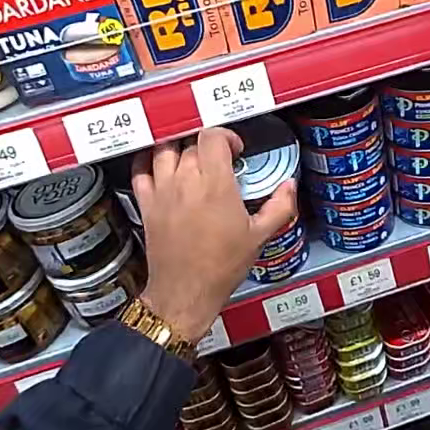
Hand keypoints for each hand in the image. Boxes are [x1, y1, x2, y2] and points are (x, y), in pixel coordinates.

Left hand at [133, 127, 296, 342]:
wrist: (185, 292)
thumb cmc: (220, 267)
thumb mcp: (260, 237)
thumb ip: (279, 206)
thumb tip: (289, 186)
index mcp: (216, 186)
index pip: (213, 137)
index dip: (226, 136)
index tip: (235, 150)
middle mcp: (186, 182)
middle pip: (192, 142)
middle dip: (208, 145)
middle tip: (219, 160)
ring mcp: (163, 191)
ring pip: (165, 149)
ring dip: (180, 147)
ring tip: (191, 156)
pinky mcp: (147, 203)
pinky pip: (140, 170)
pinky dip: (148, 160)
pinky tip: (160, 164)